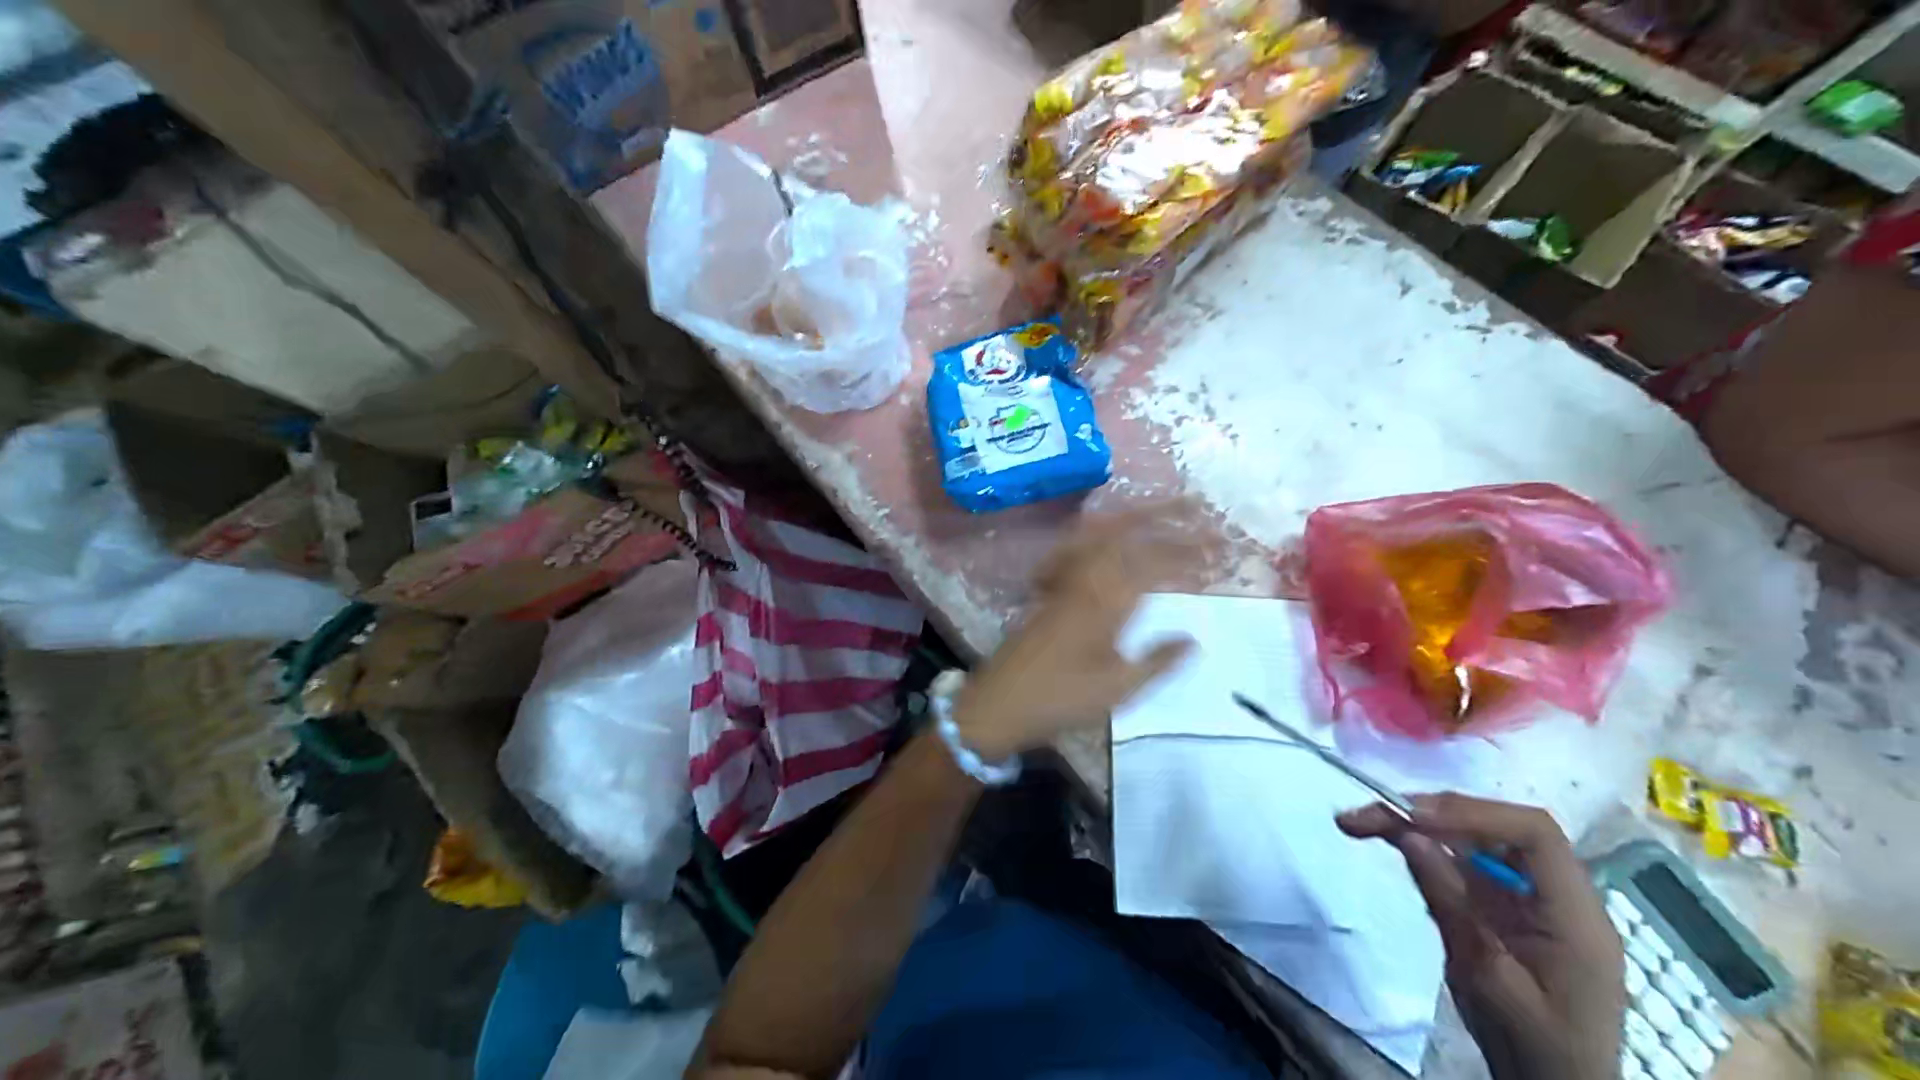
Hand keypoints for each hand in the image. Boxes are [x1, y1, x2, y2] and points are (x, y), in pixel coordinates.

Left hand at [953, 508, 1200, 759]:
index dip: (1189, 551)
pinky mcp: (1047, 591)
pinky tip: (1103, 538)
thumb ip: (1158, 662)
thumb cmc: (1060, 700)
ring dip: (1129, 518)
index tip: (1219, 547)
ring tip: (1156, 509)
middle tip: (1194, 504)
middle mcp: (1084, 581)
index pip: (1155, 564)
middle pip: (1125, 533)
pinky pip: (1074, 549)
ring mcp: (1061, 583)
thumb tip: (1193, 639)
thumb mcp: (1117, 690)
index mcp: (1106, 602)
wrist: (998, 703)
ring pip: (1097, 535)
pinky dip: (1095, 535)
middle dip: (1162, 514)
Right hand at [1337, 793, 1623, 1079]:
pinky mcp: (1504, 903)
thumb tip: (1411, 836)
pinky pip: (1465, 859)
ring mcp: (1530, 896)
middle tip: (1367, 815)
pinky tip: (1389, 842)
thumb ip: (1451, 903)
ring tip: (1361, 823)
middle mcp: (1557, 893)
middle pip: (1497, 826)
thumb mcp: (1487, 978)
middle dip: (1431, 813)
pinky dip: (1425, 846)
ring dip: (1418, 824)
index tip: (1411, 817)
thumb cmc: (1533, 1044)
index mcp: (1575, 914)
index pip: (1534, 834)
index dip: (1472, 813)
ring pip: (1475, 837)